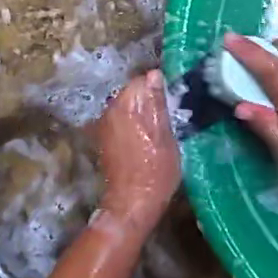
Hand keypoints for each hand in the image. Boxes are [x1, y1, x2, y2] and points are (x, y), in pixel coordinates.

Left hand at [95, 70, 180, 226]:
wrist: (133, 203)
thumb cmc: (156, 169)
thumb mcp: (166, 134)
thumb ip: (158, 103)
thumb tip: (155, 74)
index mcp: (125, 105)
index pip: (142, 80)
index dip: (160, 88)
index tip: (175, 101)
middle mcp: (109, 111)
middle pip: (132, 93)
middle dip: (149, 100)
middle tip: (171, 116)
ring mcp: (103, 126)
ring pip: (126, 108)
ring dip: (141, 114)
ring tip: (159, 129)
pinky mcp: (103, 140)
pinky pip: (120, 122)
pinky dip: (132, 126)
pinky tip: (146, 140)